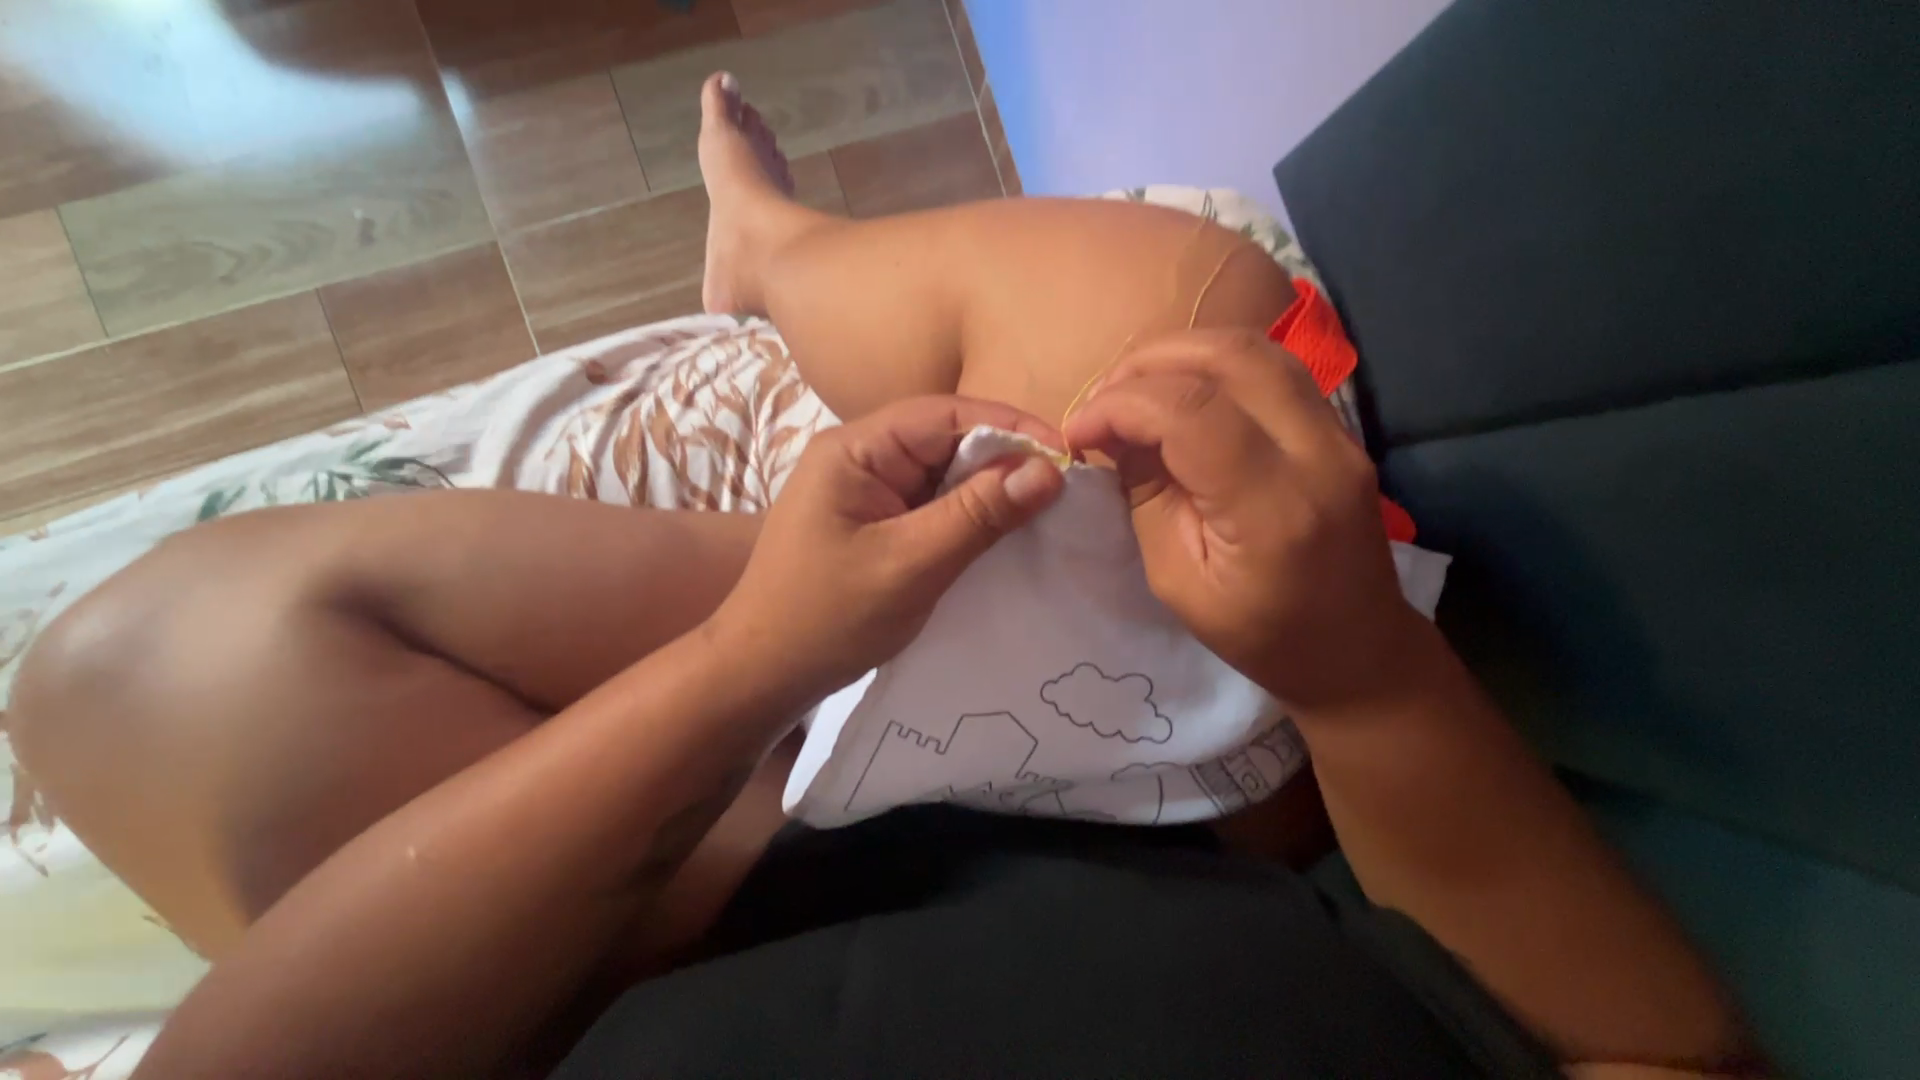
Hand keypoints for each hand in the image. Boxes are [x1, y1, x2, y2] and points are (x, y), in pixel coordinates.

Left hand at [707, 395, 1064, 700]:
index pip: (944, 414)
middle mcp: (860, 458)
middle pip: (945, 440)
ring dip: (989, 490)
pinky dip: (967, 516)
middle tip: (1063, 489)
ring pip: (942, 474)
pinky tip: (1002, 533)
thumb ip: (978, 516)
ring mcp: (866, 491)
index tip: (1066, 455)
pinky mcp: (874, 523)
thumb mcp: (909, 565)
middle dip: (1003, 459)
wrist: (763, 674)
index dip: (1009, 426)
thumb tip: (1049, 472)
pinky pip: (931, 505)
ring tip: (1043, 510)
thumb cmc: (827, 618)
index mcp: (855, 450)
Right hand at [1063, 328, 1420, 710]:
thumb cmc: (1261, 636)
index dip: (1122, 405)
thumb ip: (1147, 497)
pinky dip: (1213, 368)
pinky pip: (1272, 370)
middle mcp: (1316, 454)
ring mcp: (1339, 435)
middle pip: (1229, 357)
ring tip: (1134, 388)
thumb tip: (1115, 433)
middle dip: (1147, 363)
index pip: (1191, 413)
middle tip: (1102, 398)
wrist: (1357, 651)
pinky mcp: (1340, 430)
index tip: (1079, 431)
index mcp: (1272, 510)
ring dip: (1182, 354)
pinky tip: (1180, 394)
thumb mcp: (1178, 582)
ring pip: (1256, 349)